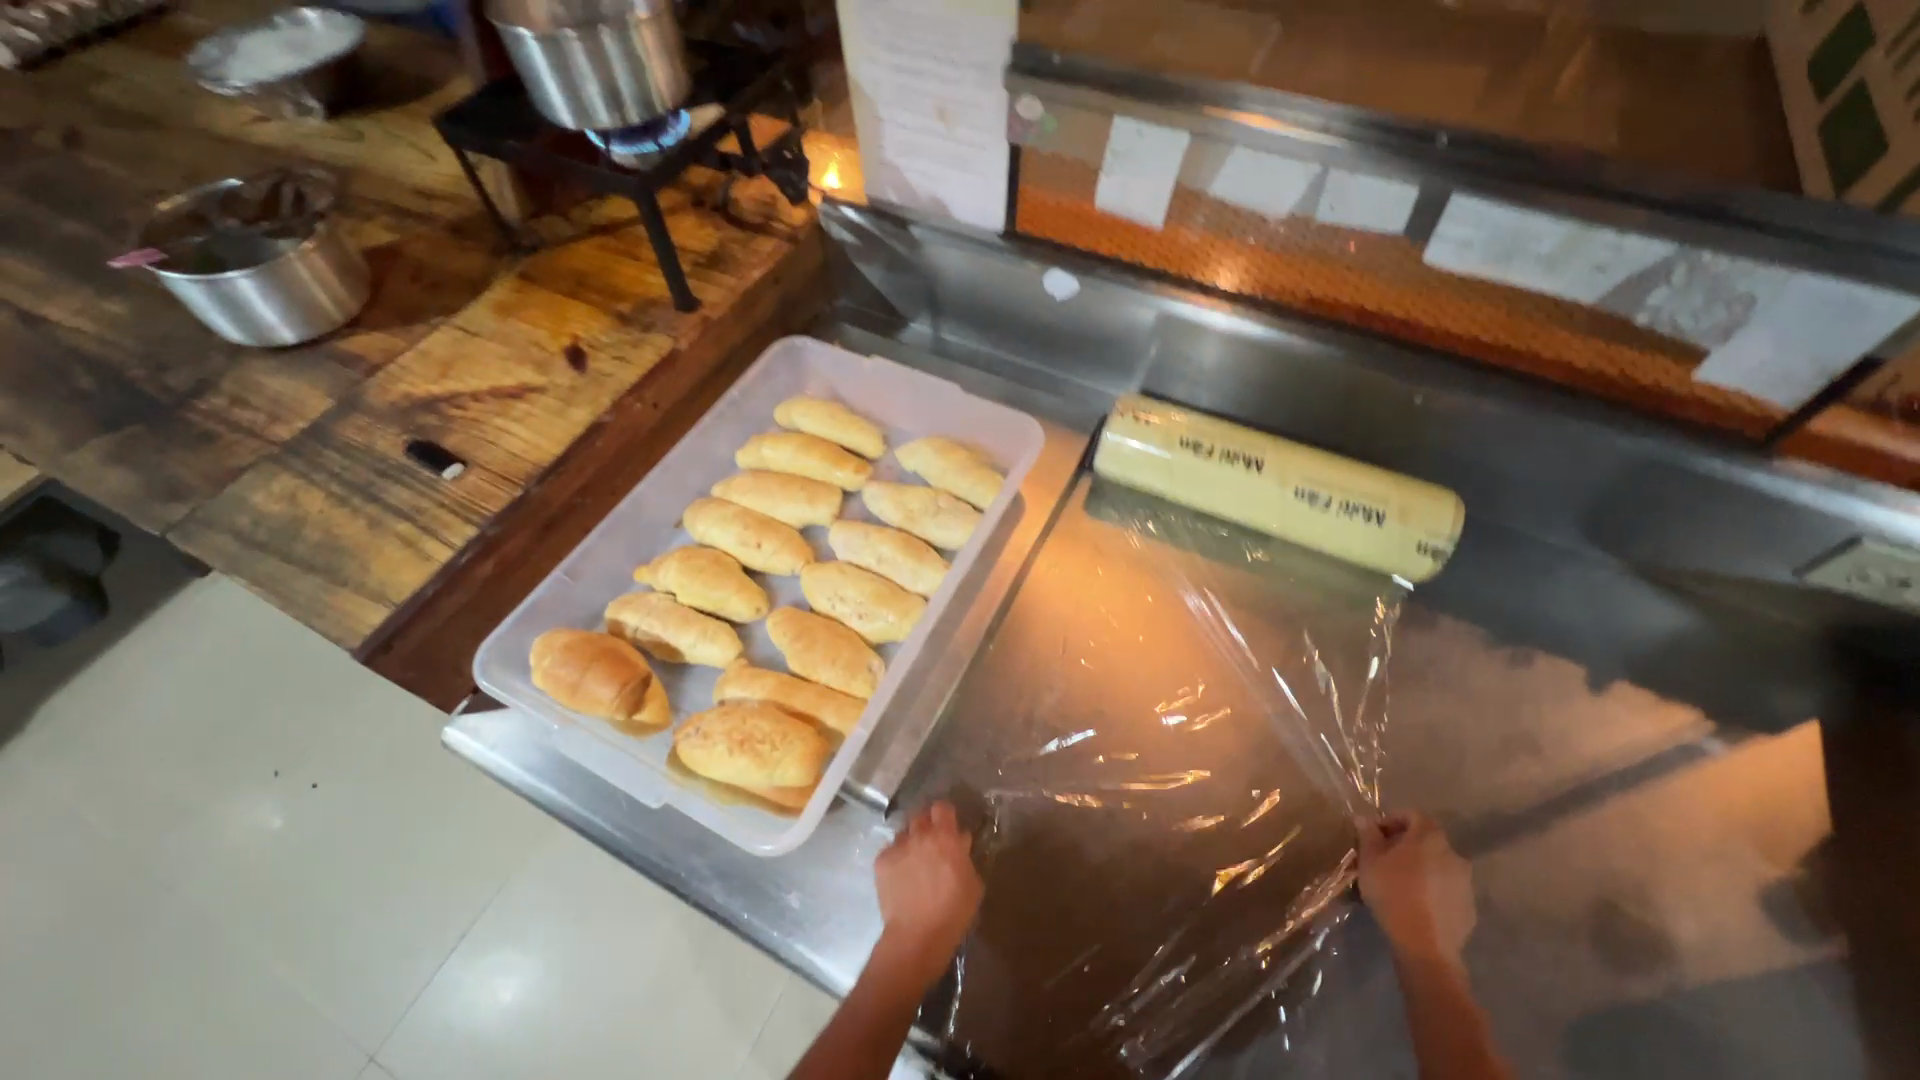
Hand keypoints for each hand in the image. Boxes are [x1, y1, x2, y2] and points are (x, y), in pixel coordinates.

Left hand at [872, 800, 982, 986]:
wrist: (917, 935)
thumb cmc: (953, 911)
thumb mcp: (973, 882)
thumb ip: (964, 856)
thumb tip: (959, 842)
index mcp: (945, 837)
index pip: (942, 808)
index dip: (945, 815)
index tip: (949, 826)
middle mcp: (919, 835)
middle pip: (920, 816)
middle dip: (927, 825)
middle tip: (932, 843)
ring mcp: (897, 847)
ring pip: (904, 833)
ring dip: (911, 841)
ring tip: (914, 860)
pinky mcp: (881, 861)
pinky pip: (890, 850)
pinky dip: (896, 858)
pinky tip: (901, 876)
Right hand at [1356, 812, 1475, 966]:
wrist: (1425, 944)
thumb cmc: (1393, 893)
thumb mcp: (1370, 861)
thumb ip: (1368, 835)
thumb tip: (1364, 818)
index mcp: (1430, 838)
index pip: (1413, 815)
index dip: (1392, 820)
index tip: (1375, 835)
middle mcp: (1454, 854)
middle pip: (1427, 840)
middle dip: (1405, 845)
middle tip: (1383, 859)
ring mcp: (1465, 882)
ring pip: (1438, 865)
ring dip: (1420, 867)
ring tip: (1399, 883)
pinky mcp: (1469, 906)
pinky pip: (1447, 888)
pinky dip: (1432, 889)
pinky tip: (1416, 904)